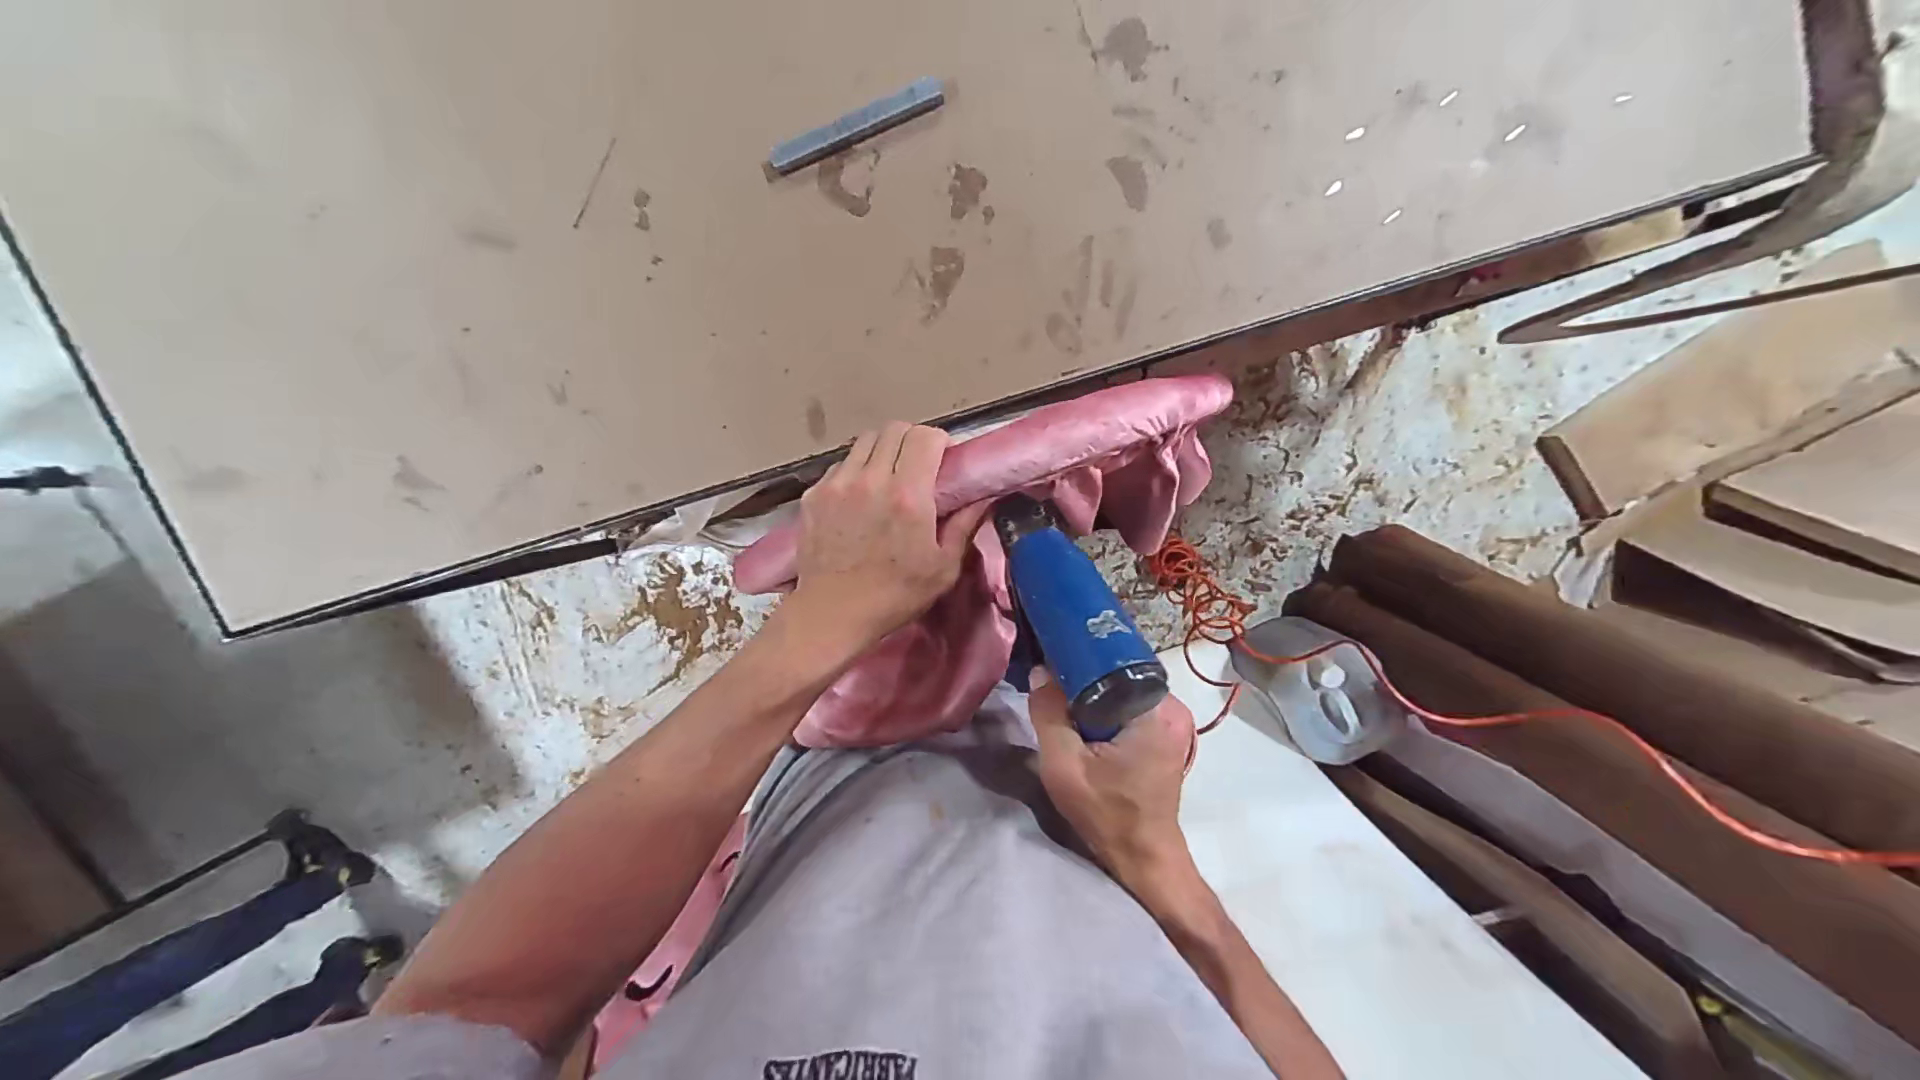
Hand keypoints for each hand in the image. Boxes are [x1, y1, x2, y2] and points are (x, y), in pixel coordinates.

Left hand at [787, 422, 991, 647]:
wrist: (833, 613)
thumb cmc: (895, 595)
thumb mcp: (943, 567)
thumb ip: (964, 525)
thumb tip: (984, 497)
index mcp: (908, 495)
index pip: (925, 436)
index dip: (938, 441)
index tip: (943, 458)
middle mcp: (871, 479)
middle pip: (894, 429)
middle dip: (911, 440)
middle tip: (918, 464)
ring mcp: (837, 484)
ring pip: (864, 441)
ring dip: (883, 451)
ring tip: (888, 476)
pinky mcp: (814, 494)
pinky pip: (841, 465)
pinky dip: (856, 470)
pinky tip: (861, 496)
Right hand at [1029, 667, 1196, 890]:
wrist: (1143, 856)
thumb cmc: (1107, 813)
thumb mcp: (1064, 766)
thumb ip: (1049, 714)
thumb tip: (1042, 671)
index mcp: (1155, 709)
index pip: (1111, 660)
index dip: (1077, 656)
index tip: (1051, 653)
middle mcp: (1172, 706)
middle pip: (1116, 673)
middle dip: (1083, 677)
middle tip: (1051, 683)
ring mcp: (1173, 720)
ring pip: (1121, 688)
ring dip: (1094, 694)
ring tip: (1063, 700)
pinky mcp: (1166, 732)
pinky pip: (1130, 704)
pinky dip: (1107, 708)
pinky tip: (1084, 719)